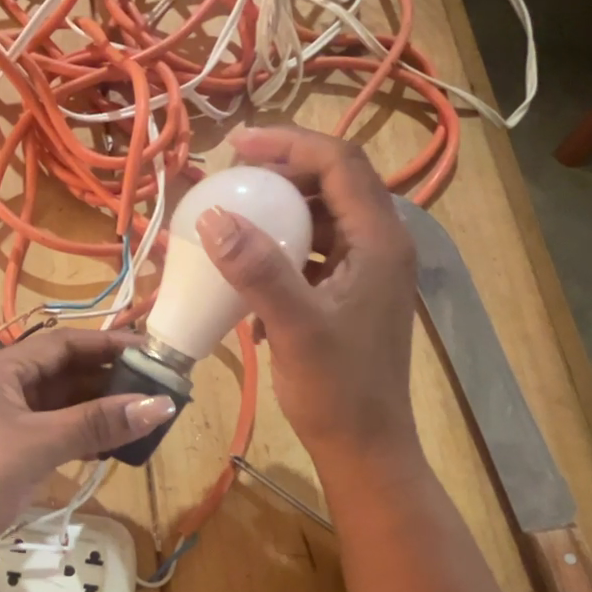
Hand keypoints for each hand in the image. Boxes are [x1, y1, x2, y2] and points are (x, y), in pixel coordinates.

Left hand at [0, 328, 175, 567]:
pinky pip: (50, 432)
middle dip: (107, 380)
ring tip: (143, 418)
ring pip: (58, 406)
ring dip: (97, 410)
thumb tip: (162, 405)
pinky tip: (111, 446)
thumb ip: (98, 423)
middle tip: (157, 390)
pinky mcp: (5, 453)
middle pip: (62, 373)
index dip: (109, 345)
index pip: (62, 343)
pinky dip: (80, 436)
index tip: (153, 353)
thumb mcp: (39, 445)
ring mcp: (0, 422)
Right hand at [195, 126, 419, 465]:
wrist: (364, 446)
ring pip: (321, 219)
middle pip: (333, 184)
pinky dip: (281, 250)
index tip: (237, 145)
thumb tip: (212, 216)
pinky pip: (313, 255)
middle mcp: (379, 247)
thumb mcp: (294, 327)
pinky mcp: (349, 297)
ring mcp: (365, 273)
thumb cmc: (337, 390)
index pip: (340, 164)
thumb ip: (256, 270)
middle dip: (282, 172)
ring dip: (278, 211)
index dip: (289, 145)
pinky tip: (247, 272)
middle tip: (230, 174)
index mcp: (379, 242)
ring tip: (233, 213)